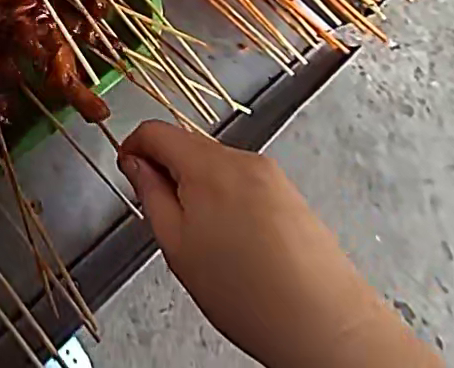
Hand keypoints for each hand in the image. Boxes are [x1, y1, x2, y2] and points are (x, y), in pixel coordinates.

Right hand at [118, 122, 440, 367]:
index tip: (127, 165)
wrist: (326, 323)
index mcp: (206, 165)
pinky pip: (242, 178)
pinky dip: (227, 197)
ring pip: (215, 163)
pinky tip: (235, 241)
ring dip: (198, 185)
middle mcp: (239, 157)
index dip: (134, 144)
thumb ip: (150, 194)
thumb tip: (135, 163)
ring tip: (205, 239)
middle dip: (168, 169)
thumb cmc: (250, 294)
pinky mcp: (287, 189)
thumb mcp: (177, 246)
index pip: (156, 130)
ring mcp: (267, 171)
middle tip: (163, 212)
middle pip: (187, 144)